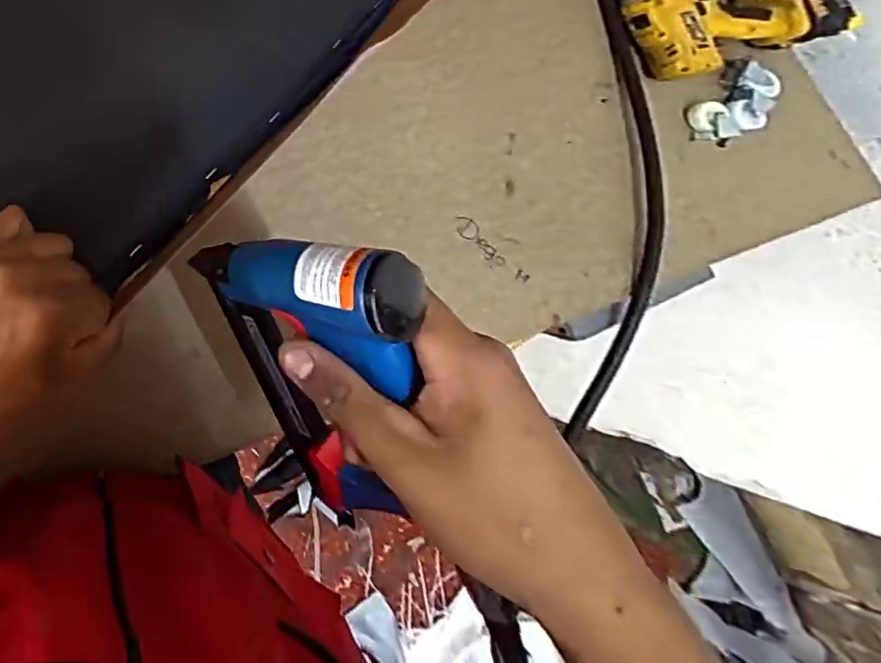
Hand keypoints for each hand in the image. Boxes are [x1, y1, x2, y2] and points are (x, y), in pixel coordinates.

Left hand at [0, 206, 124, 460]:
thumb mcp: (63, 390)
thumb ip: (103, 345)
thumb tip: (120, 310)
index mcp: (52, 318)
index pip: (101, 302)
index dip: (88, 326)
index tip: (67, 343)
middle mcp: (28, 280)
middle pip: (81, 273)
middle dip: (73, 301)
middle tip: (47, 327)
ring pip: (57, 246)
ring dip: (52, 269)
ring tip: (30, 295)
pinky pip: (15, 219)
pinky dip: (23, 237)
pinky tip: (16, 265)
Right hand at [275, 295, 700, 655]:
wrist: (590, 587)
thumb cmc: (494, 517)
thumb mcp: (404, 459)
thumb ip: (345, 398)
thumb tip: (290, 348)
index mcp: (461, 352)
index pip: (389, 293)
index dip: (339, 298)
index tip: (299, 320)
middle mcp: (477, 354)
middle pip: (394, 333)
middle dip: (355, 369)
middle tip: (336, 414)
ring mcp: (488, 383)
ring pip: (408, 367)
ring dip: (376, 399)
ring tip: (368, 453)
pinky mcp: (492, 411)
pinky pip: (430, 392)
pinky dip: (402, 414)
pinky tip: (398, 461)